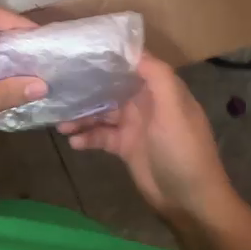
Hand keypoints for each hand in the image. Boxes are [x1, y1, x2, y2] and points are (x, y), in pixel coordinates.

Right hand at [60, 54, 242, 223]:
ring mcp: (135, 126)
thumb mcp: (174, 110)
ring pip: (104, 113)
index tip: (82, 50)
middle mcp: (147, 103)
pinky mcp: (126, 147)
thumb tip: (132, 49)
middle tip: (60, 88)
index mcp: (161, 90)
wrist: (190, 201)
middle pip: (112, 88)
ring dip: (83, 115)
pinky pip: (102, 136)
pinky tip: (74, 142)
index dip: (111, 57)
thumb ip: (157, 77)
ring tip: (61, 122)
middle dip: (88, 88)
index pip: (134, 64)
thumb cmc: (183, 150)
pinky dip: (87, 137)